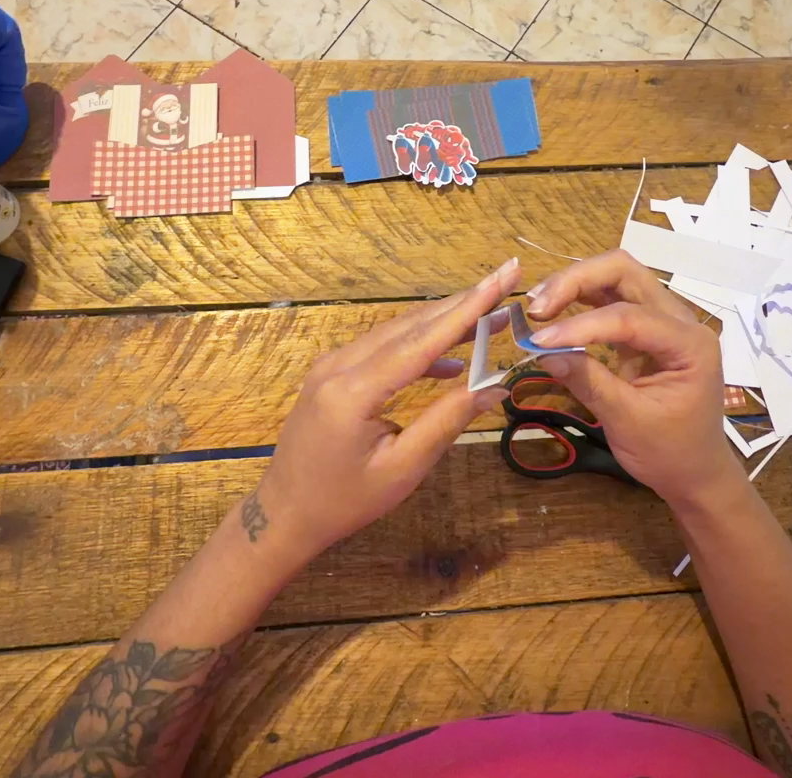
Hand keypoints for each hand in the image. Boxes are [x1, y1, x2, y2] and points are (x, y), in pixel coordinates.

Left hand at [249, 258, 522, 559]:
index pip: (421, 341)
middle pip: (409, 326)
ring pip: (395, 331)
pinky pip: (381, 347)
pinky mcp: (332, 371)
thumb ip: (446, 422)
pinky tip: (449, 360)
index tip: (500, 278)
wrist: (285, 513)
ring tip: (488, 316)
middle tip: (505, 281)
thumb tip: (495, 385)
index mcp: (353, 391)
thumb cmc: (344, 501)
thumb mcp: (402, 469)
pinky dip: (418, 346)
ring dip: (441, 322)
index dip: (466, 310)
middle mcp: (339, 365)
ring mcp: (331, 364)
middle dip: (461, 304)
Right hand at [525, 250, 742, 506]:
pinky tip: (552, 312)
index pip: (629, 316)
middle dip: (576, 281)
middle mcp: (679, 319)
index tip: (539, 340)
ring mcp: (661, 319)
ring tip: (538, 307)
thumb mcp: (627, 422)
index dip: (580, 325)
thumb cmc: (669, 451)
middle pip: (624, 272)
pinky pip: (610, 298)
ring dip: (574, 284)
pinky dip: (579, 300)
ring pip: (615, 277)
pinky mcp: (643, 328)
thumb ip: (588, 381)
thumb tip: (542, 352)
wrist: (694, 472)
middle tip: (538, 308)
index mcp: (689, 343)